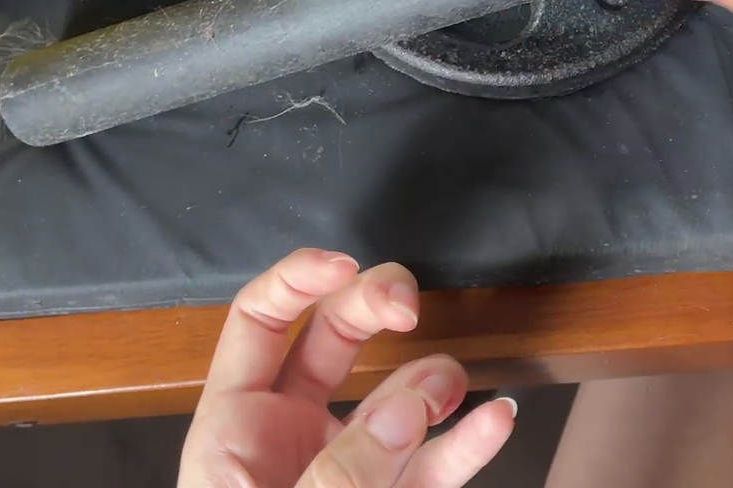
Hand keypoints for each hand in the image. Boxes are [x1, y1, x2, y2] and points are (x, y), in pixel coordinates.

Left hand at [178, 249, 514, 487]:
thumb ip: (342, 475)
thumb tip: (411, 397)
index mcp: (236, 434)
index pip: (260, 323)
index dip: (299, 279)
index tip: (348, 266)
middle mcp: (292, 438)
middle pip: (337, 337)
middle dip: (377, 304)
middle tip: (409, 304)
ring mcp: (349, 470)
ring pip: (397, 391)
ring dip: (429, 379)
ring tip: (450, 392)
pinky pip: (435, 462)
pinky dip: (468, 440)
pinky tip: (496, 421)